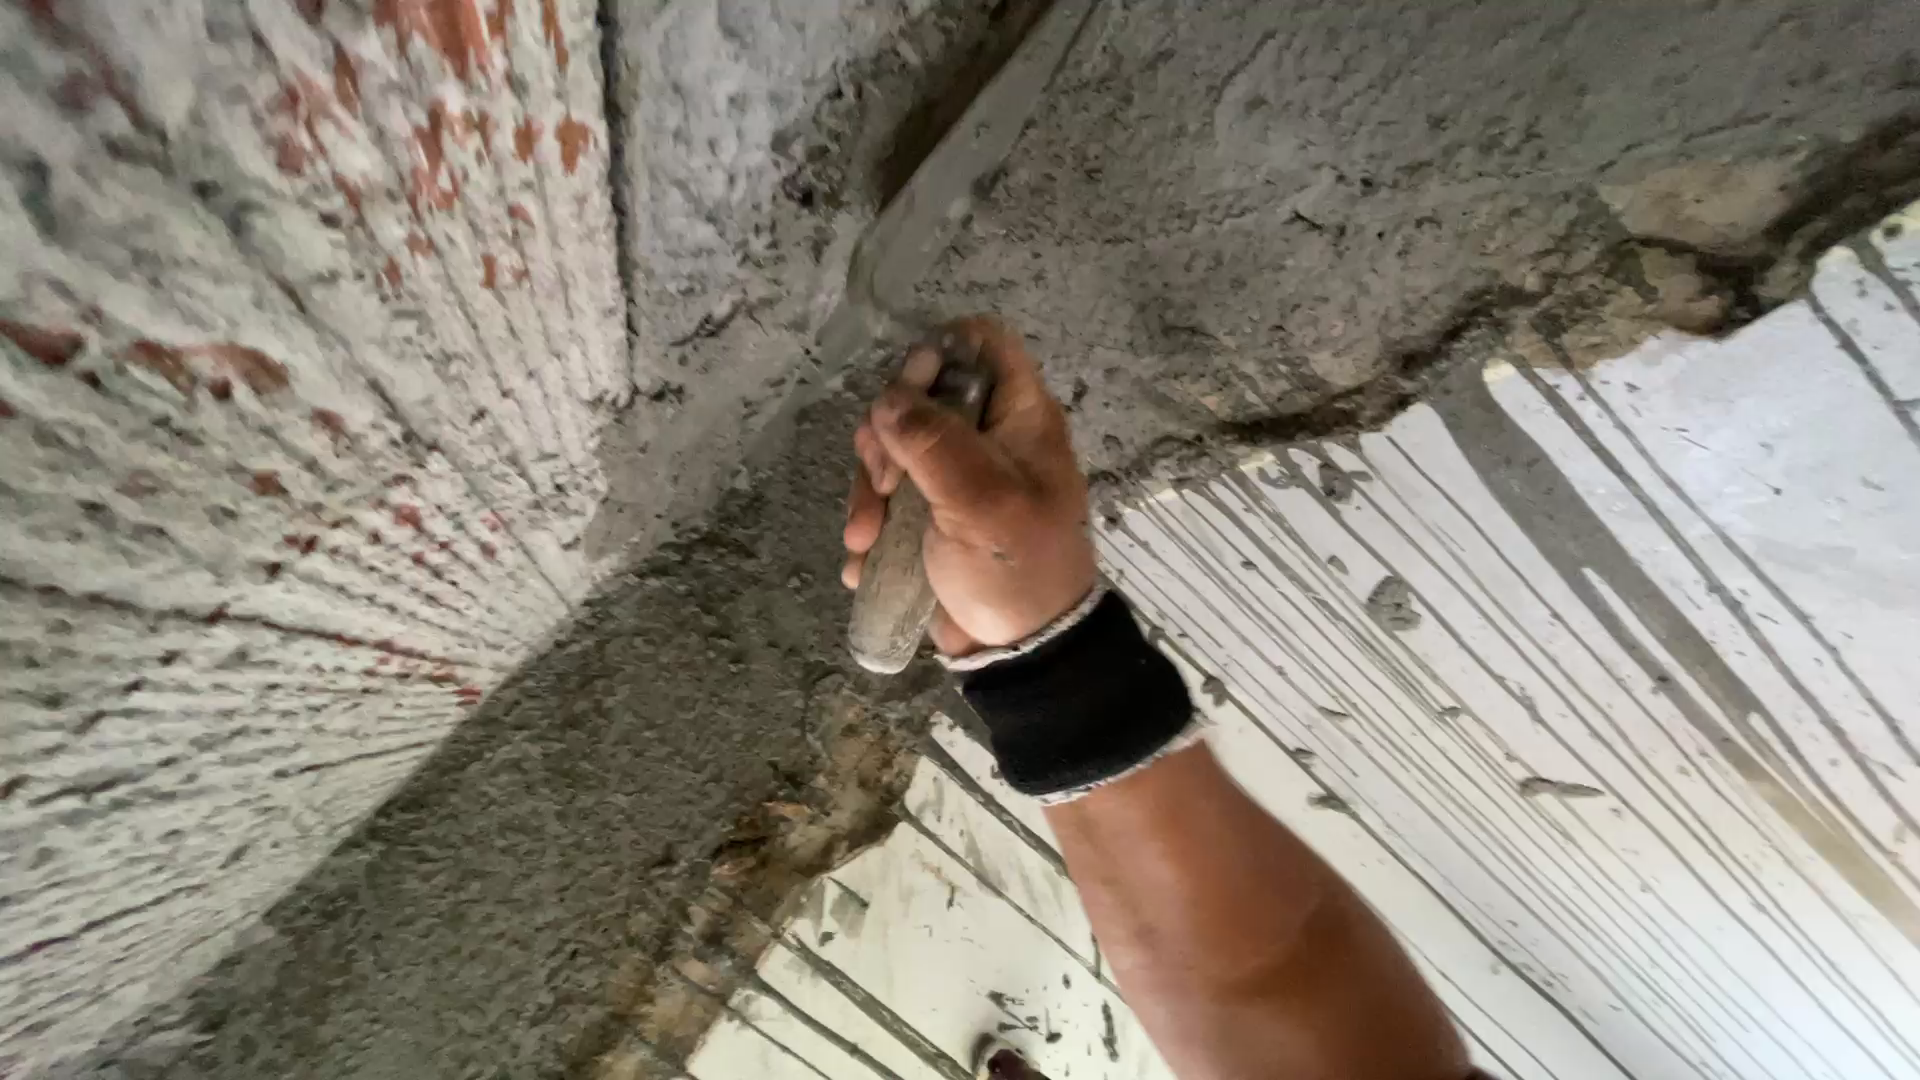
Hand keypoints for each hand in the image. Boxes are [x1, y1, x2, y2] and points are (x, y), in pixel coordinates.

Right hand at [843, 317, 1098, 655]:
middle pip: (918, 397)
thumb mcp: (982, 502)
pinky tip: (863, 561)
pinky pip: (887, 496)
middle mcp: (986, 436)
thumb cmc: (1016, 570)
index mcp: (1019, 418)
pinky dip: (870, 523)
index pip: (982, 344)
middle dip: (886, 439)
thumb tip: (887, 400)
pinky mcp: (929, 512)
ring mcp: (954, 476)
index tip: (907, 397)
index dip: (940, 354)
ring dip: (868, 491)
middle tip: (884, 486)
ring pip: (893, 447)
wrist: (1020, 649)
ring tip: (863, 539)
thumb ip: (934, 443)